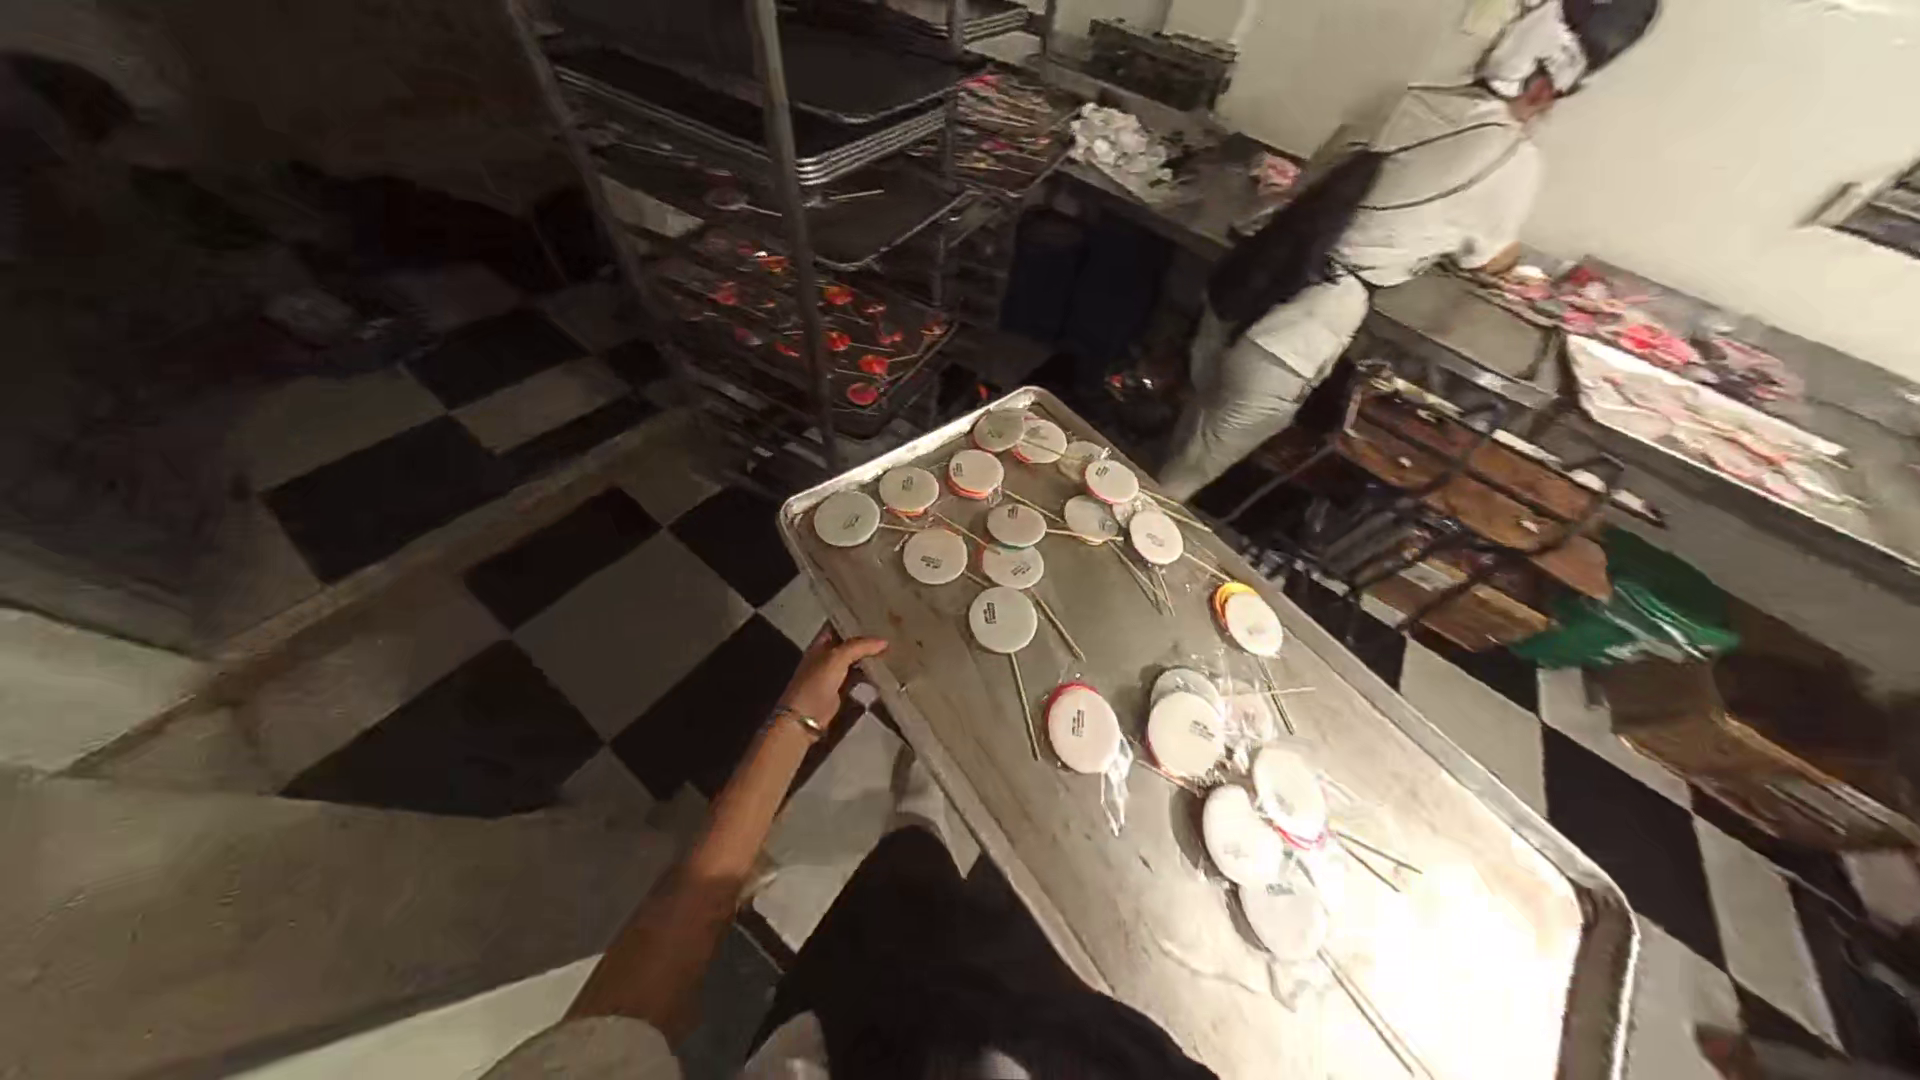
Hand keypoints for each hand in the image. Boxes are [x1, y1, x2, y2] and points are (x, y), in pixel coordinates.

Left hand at [777, 627, 888, 732]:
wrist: (806, 716)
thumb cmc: (817, 682)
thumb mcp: (836, 658)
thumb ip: (859, 646)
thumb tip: (884, 641)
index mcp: (820, 643)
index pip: (837, 623)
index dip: (852, 616)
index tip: (873, 610)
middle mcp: (827, 655)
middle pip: (849, 641)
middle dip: (866, 636)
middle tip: (889, 628)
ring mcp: (835, 672)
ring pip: (856, 658)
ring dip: (870, 654)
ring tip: (892, 645)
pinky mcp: (842, 688)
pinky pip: (859, 675)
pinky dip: (870, 672)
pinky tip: (885, 668)